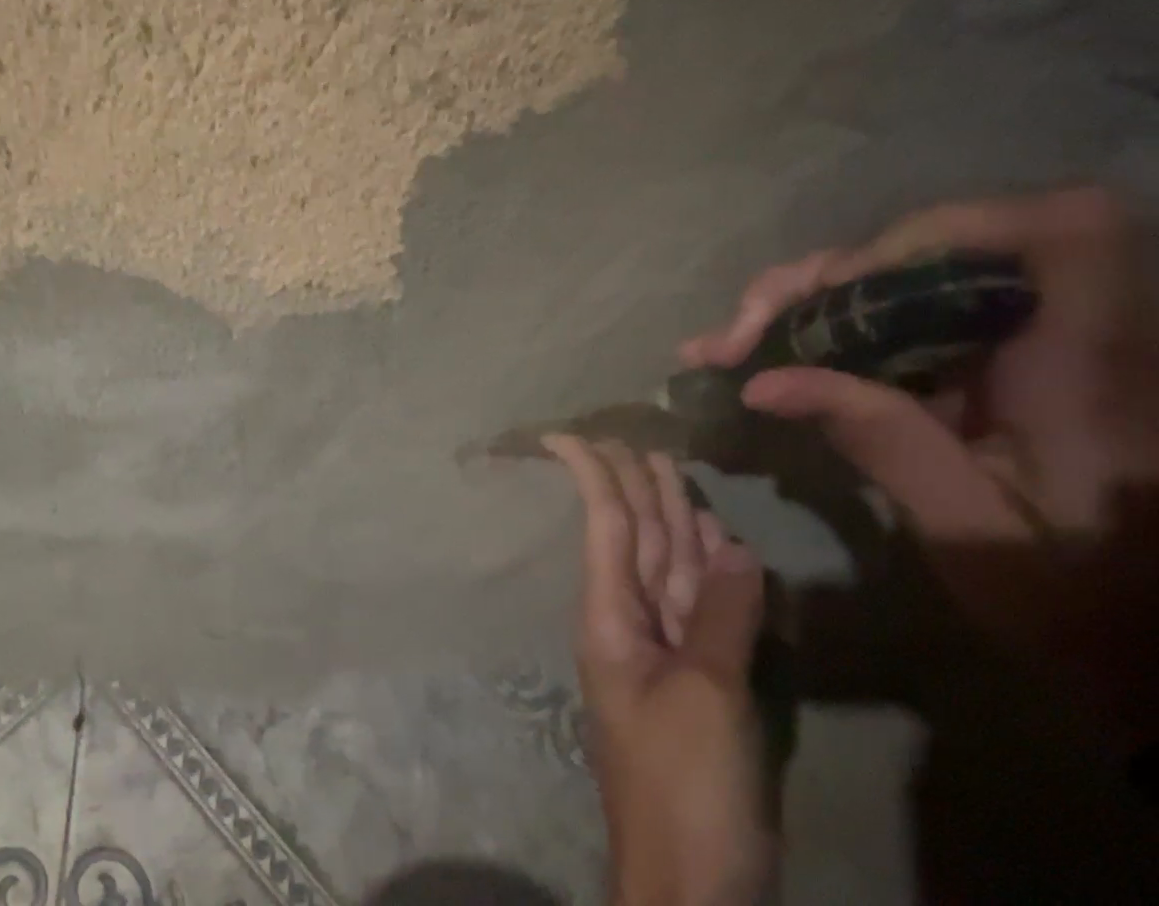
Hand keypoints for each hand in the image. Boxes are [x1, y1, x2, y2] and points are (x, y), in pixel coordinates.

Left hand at [542, 436, 774, 905]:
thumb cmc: (684, 782)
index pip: (603, 528)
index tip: (563, 433)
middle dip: (636, 488)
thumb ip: (718, 615)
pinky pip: (700, 612)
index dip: (589, 477)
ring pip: (668, 570)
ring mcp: (665, 654)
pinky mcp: (699, 684)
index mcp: (612, 619)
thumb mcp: (703, 693)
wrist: (692, 873)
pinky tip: (717, 545)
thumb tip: (732, 547)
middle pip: (636, 541)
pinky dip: (709, 575)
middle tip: (640, 437)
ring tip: (673, 472)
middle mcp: (631, 625)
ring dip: (672, 520)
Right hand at [682, 185, 1158, 737]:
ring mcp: (1025, 351)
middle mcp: (1064, 335)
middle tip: (740, 332)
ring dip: (812, 303)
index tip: (845, 281)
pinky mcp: (992, 370)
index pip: (1061, 231)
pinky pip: (905, 321)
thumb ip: (878, 440)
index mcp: (1086, 366)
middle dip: (828, 278)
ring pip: (910, 280)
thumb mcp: (968, 528)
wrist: (1141, 641)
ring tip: (730, 344)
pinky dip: (830, 332)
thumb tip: (764, 382)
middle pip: (947, 249)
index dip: (951, 229)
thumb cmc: (1072, 596)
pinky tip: (768, 359)